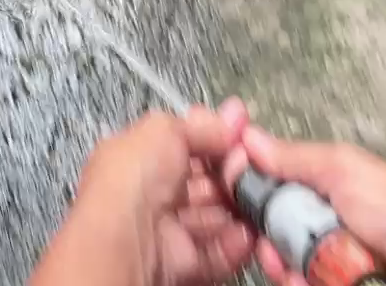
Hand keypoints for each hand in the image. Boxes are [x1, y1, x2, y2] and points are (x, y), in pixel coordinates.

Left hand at [31, 99, 254, 285]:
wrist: (126, 237)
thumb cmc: (133, 176)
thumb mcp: (164, 129)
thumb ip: (199, 126)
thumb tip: (229, 121)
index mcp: (140, 155)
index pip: (183, 142)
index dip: (213, 136)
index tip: (241, 129)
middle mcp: (152, 191)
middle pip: (202, 181)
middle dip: (230, 172)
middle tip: (251, 166)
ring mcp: (167, 227)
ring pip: (214, 216)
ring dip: (238, 208)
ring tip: (259, 197)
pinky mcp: (183, 263)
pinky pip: (217, 252)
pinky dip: (236, 243)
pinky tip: (250, 230)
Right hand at [222, 131, 385, 285]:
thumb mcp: (344, 169)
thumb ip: (293, 156)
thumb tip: (247, 137)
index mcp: (332, 186)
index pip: (277, 182)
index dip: (253, 185)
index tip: (233, 186)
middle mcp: (331, 223)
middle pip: (275, 225)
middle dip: (262, 231)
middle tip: (262, 238)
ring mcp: (338, 263)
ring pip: (286, 261)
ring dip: (279, 263)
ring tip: (286, 267)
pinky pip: (305, 284)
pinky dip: (298, 283)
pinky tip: (300, 282)